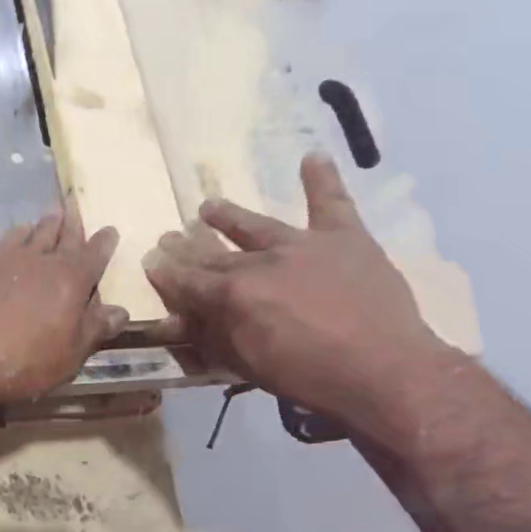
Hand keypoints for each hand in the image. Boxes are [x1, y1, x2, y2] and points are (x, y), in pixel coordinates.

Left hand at [0, 205, 126, 408]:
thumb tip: (121, 311)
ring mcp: (8, 258)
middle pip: (63, 234)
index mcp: (72, 280)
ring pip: (33, 232)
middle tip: (76, 210)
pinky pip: (5, 240)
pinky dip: (16, 234)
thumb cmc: (24, 364)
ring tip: (52, 216)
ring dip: (45, 224)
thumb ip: (95, 329)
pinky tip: (16, 235)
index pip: (95, 253)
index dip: (104, 242)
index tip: (109, 232)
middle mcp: (42, 260)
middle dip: (73, 223)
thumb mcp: (69, 355)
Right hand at [144, 152, 454, 422]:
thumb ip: (209, 337)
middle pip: (216, 254)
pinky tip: (312, 156)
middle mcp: (262, 262)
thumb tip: (175, 321)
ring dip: (230, 216)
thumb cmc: (304, 375)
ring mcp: (304, 245)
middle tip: (168, 237)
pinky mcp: (345, 239)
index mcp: (233, 295)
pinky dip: (322, 180)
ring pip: (258, 226)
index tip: (149, 262)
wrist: (381, 369)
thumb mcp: (244, 362)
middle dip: (188, 247)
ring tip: (208, 206)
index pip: (188, 282)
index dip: (166, 274)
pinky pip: (332, 203)